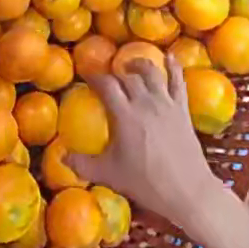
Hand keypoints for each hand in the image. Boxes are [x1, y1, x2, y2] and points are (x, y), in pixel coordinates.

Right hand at [66, 59, 227, 235]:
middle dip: (116, 72)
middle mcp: (145, 102)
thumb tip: (62, 157)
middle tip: (108, 75)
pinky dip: (173, 66)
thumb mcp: (109, 175)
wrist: (186, 190)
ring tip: (131, 64)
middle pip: (128, 76)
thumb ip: (82, 165)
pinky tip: (169, 57)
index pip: (107, 85)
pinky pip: (178, 81)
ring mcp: (166, 103)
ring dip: (140, 64)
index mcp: (125, 115)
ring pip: (152, 72)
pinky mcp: (182, 108)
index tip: (87, 74)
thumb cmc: (145, 183)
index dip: (95, 77)